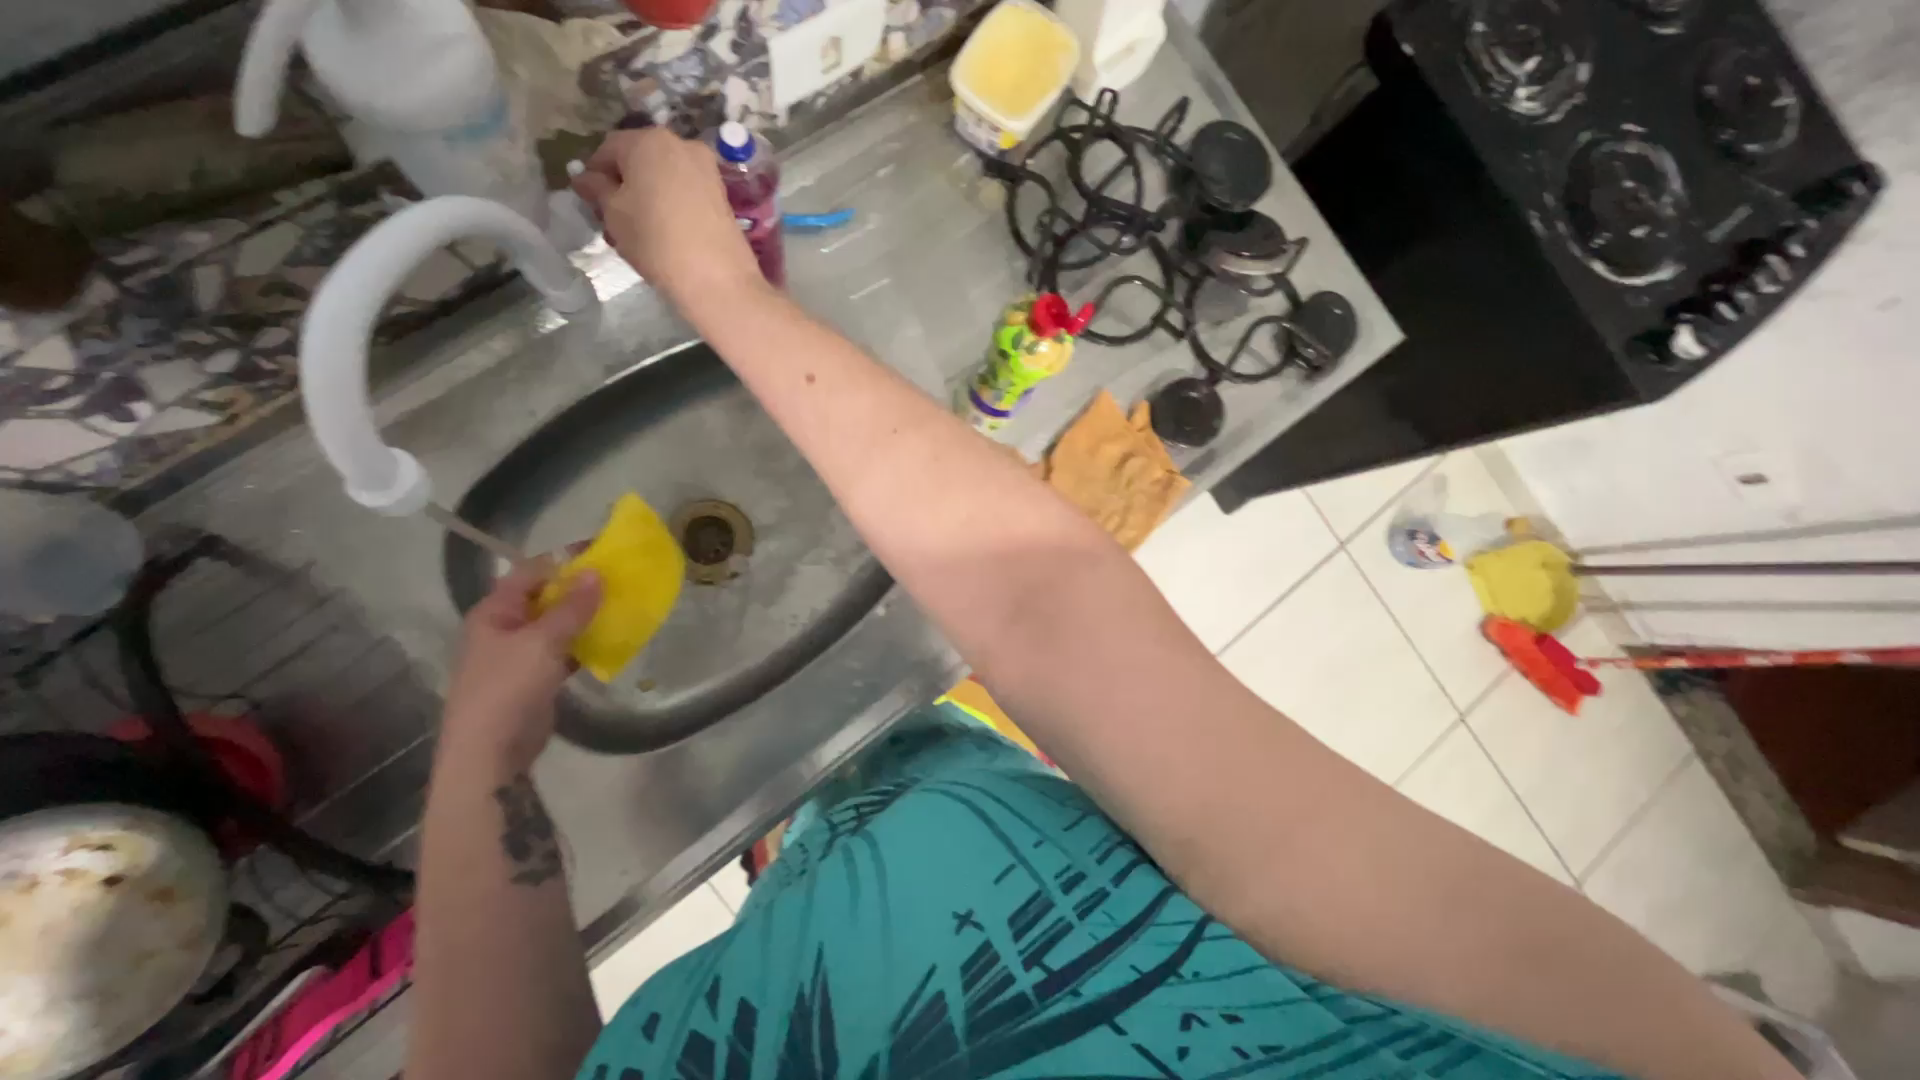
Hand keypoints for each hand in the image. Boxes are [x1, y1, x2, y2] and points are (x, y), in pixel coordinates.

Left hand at [442, 559, 602, 773]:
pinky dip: (585, 646)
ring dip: (586, 618)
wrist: (490, 753)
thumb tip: (596, 572)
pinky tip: (612, 643)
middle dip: (580, 589)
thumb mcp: (541, 643)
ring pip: (557, 626)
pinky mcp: (536, 680)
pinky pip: (564, 653)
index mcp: (494, 612)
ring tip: (623, 608)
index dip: (563, 561)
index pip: (530, 573)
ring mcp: (520, 656)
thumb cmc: (507, 689)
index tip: (602, 553)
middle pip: (546, 598)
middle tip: (620, 581)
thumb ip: (571, 608)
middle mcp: (504, 629)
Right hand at [571, 127, 762, 303]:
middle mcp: (681, 144)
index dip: (595, 172)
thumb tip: (585, 178)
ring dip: (646, 196)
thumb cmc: (654, 238)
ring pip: (664, 177)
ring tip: (635, 230)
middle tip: (610, 216)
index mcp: (648, 140)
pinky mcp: (721, 194)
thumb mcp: (613, 212)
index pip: (609, 148)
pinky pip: (685, 191)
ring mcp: (706, 169)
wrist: (716, 276)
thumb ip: (596, 189)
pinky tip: (662, 232)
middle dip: (622, 185)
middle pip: (640, 160)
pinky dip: (669, 204)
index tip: (588, 198)